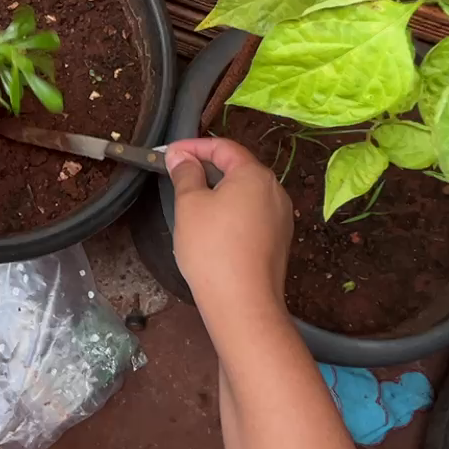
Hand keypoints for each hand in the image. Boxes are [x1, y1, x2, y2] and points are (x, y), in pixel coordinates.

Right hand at [167, 137, 292, 326]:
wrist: (242, 302)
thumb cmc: (211, 247)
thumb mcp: (189, 204)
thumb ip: (185, 173)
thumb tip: (180, 156)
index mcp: (255, 175)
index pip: (223, 147)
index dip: (193, 146)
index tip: (168, 153)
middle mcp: (275, 190)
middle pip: (238, 167)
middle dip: (206, 167)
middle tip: (176, 175)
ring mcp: (281, 217)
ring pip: (245, 192)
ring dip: (218, 189)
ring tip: (190, 200)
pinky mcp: (278, 240)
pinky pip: (252, 213)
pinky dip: (230, 210)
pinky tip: (211, 226)